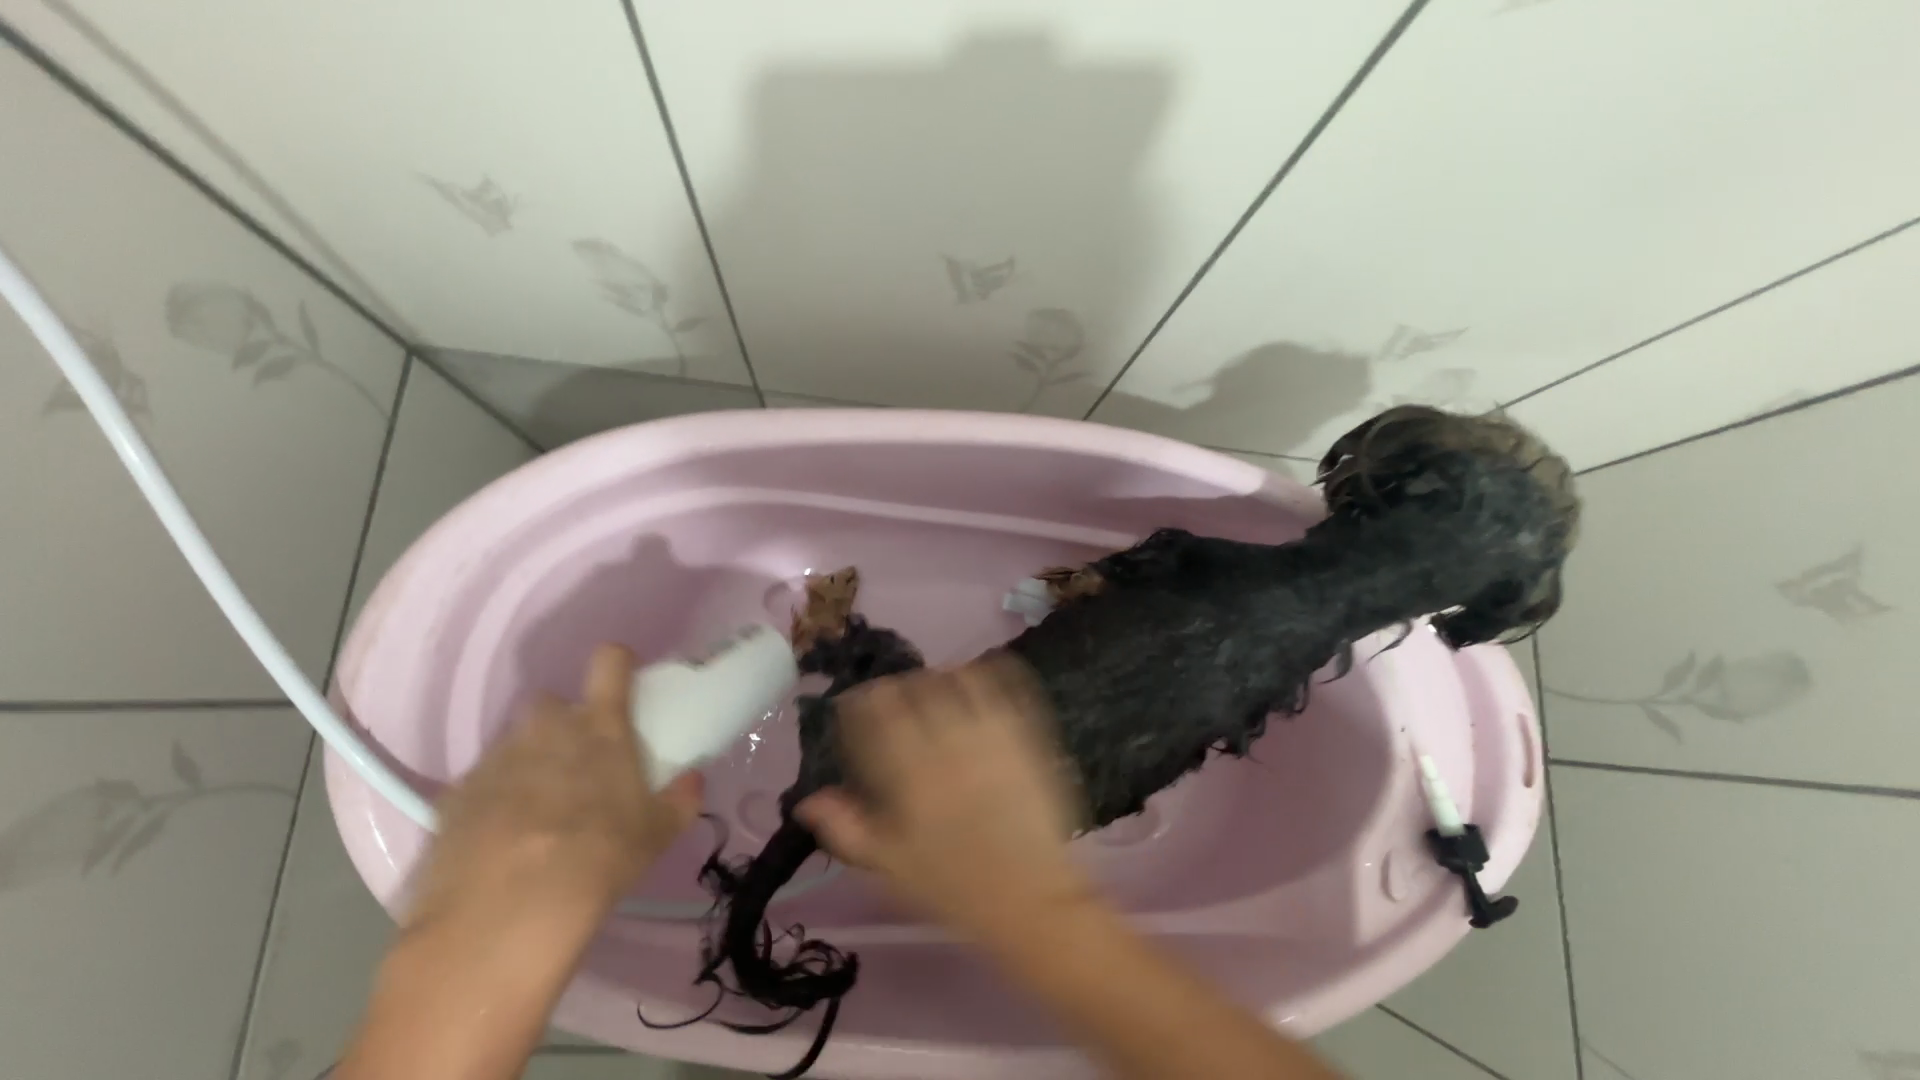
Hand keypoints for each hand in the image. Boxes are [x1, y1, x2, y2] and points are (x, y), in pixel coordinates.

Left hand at [406, 644, 704, 940]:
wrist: (507, 913)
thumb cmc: (599, 860)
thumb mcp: (657, 835)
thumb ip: (681, 800)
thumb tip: (693, 780)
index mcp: (600, 727)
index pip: (609, 662)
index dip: (617, 663)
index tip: (622, 681)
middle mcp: (546, 729)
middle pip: (552, 703)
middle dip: (561, 724)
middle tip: (576, 764)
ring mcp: (496, 758)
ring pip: (514, 742)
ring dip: (528, 762)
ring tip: (536, 808)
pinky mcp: (456, 793)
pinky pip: (480, 782)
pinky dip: (492, 798)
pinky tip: (500, 837)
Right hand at [793, 656, 1090, 937]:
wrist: (1029, 898)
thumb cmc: (952, 887)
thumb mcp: (887, 864)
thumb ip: (844, 827)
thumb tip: (807, 800)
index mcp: (907, 771)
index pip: (871, 710)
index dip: (857, 703)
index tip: (855, 712)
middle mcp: (946, 740)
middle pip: (911, 686)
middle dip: (895, 690)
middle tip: (893, 705)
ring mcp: (990, 732)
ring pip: (955, 677)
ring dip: (937, 679)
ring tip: (934, 694)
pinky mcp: (1026, 732)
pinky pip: (1006, 682)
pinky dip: (985, 672)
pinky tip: (975, 682)